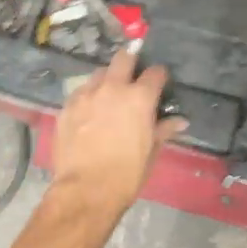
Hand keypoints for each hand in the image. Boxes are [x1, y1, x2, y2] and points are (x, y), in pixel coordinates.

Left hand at [50, 49, 188, 214]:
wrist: (86, 189)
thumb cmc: (126, 174)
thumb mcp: (151, 152)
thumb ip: (163, 130)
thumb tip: (180, 121)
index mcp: (139, 98)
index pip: (155, 73)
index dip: (159, 77)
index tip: (159, 84)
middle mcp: (112, 88)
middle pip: (123, 58)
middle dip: (131, 62)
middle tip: (132, 77)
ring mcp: (86, 95)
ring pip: (99, 73)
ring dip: (107, 80)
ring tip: (108, 96)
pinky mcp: (67, 106)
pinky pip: (80, 92)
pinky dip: (88, 96)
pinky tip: (89, 112)